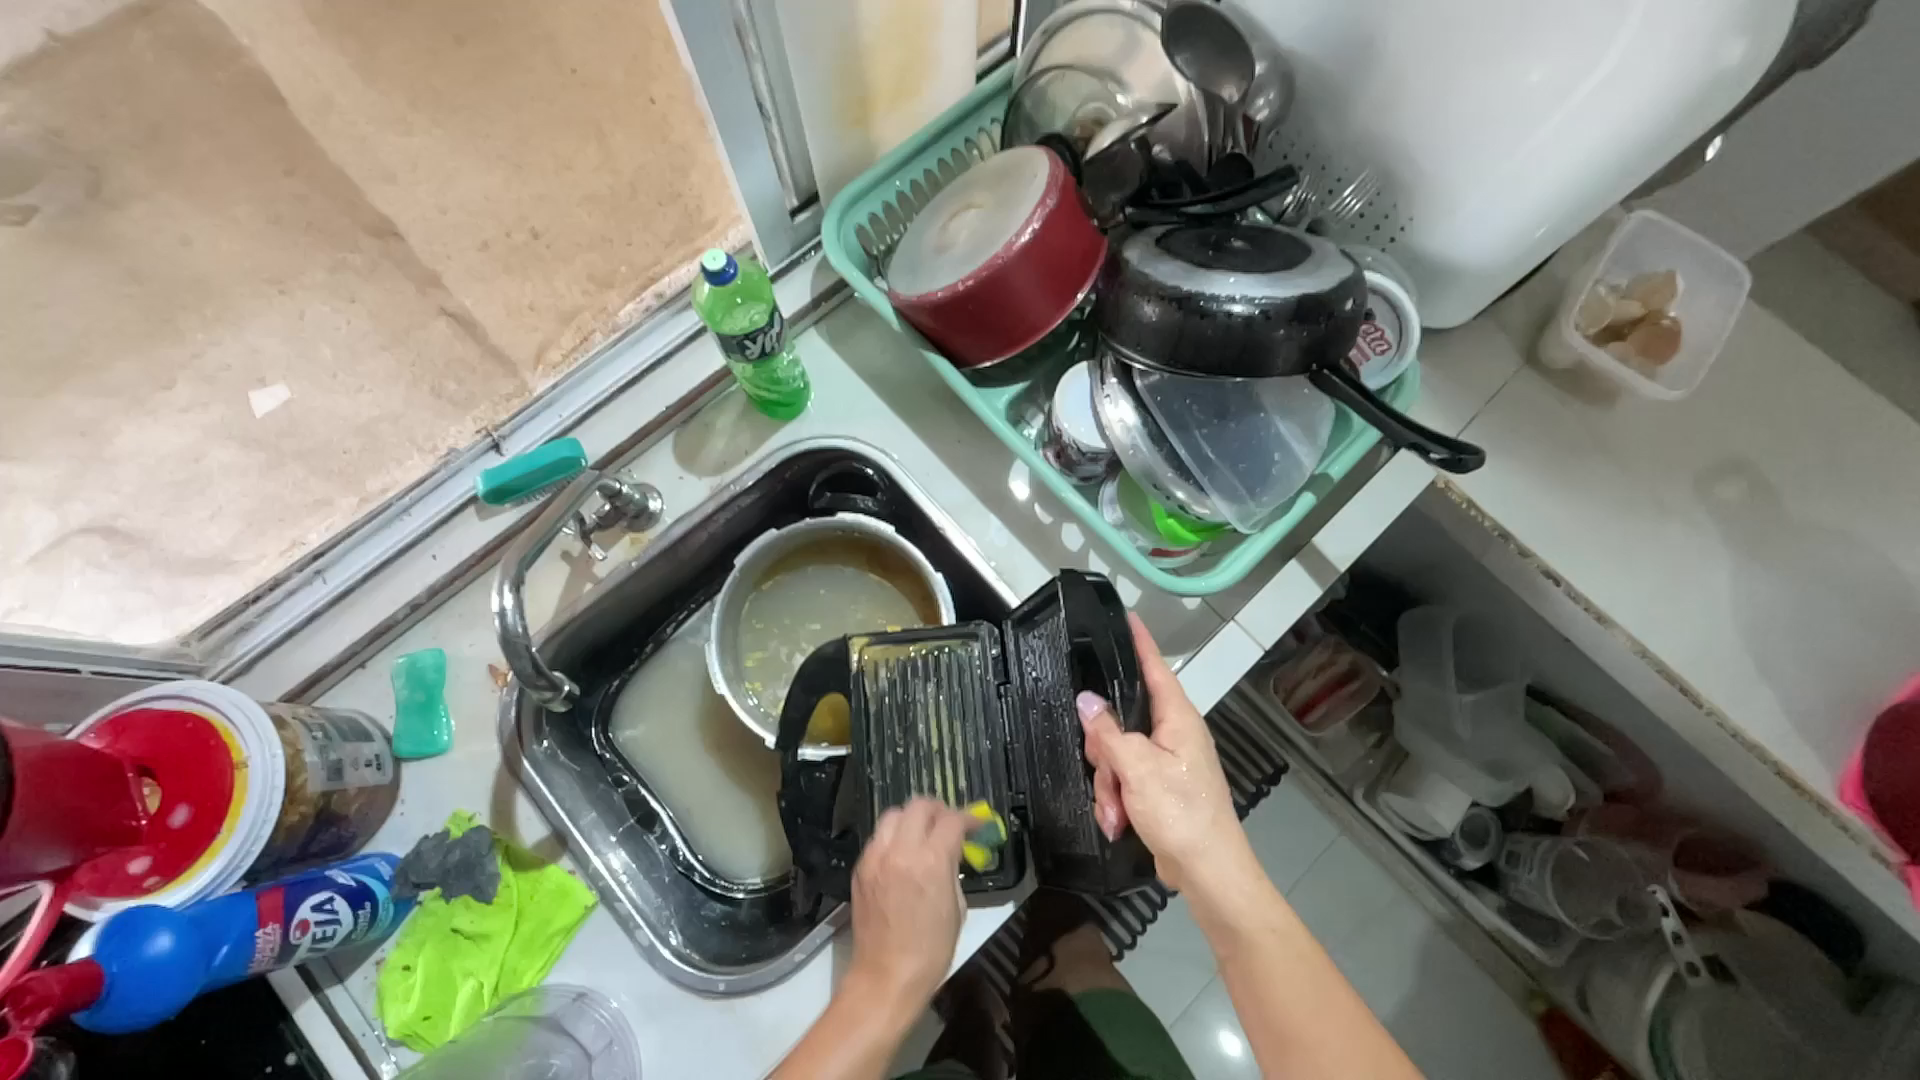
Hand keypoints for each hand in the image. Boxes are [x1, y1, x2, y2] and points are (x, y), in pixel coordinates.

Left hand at [847, 797, 971, 1004]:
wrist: (887, 977)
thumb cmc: (931, 951)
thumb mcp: (956, 907)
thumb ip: (952, 870)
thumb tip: (951, 853)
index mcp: (931, 861)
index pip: (952, 820)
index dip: (970, 818)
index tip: (977, 824)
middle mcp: (900, 850)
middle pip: (919, 805)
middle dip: (939, 810)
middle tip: (949, 823)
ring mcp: (876, 857)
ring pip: (893, 814)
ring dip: (912, 818)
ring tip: (923, 834)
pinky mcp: (860, 868)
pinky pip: (878, 837)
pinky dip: (893, 836)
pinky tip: (902, 854)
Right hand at [1078, 614, 1256, 896]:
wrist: (1208, 872)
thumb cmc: (1182, 814)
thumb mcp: (1138, 769)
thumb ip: (1108, 733)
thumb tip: (1086, 700)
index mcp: (1177, 719)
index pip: (1155, 668)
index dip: (1138, 643)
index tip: (1125, 616)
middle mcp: (1171, 735)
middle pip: (1120, 720)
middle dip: (1105, 751)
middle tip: (1107, 771)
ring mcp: (1164, 764)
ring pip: (1115, 755)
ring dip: (1109, 786)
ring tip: (1118, 812)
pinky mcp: (1156, 789)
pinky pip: (1122, 781)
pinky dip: (1116, 802)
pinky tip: (1119, 823)